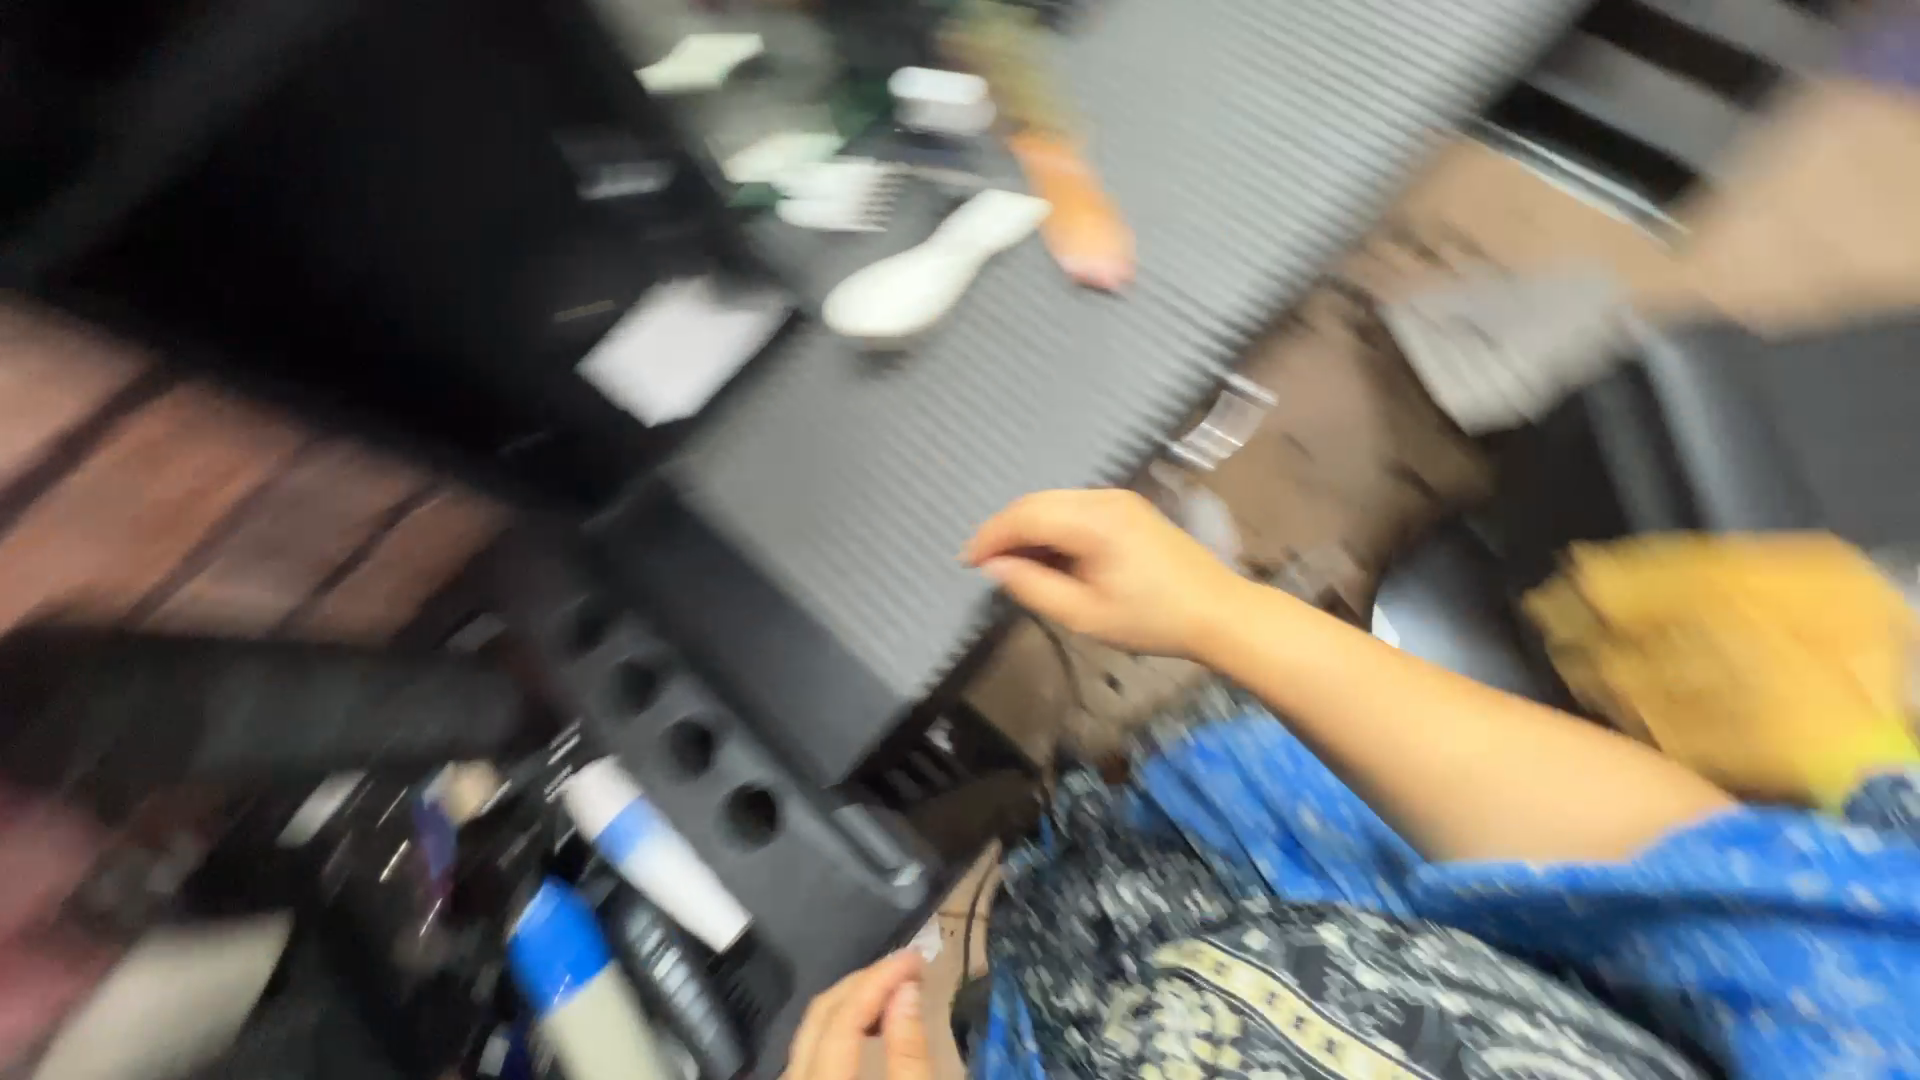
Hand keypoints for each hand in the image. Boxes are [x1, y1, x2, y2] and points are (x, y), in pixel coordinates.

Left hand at [787, 950, 929, 1079]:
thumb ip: (909, 1054)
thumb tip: (907, 987)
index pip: (844, 1017)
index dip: (880, 979)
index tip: (915, 957)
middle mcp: (794, 1077)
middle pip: (821, 1013)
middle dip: (865, 983)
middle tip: (907, 967)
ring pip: (814, 1025)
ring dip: (853, 999)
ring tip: (894, 986)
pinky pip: (813, 1042)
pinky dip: (843, 1022)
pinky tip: (872, 1020)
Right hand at [962, 488, 1249, 658]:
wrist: (1219, 613)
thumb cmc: (1153, 620)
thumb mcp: (1085, 615)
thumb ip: (1034, 587)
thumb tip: (994, 566)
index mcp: (1095, 522)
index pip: (1025, 515)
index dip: (990, 536)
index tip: (966, 562)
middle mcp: (1104, 498)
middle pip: (1036, 502)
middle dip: (1004, 530)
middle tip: (984, 564)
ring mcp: (1118, 500)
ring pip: (1053, 502)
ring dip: (1026, 528)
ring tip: (1012, 564)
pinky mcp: (1127, 508)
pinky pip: (1073, 508)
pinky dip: (1050, 527)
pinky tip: (1046, 556)